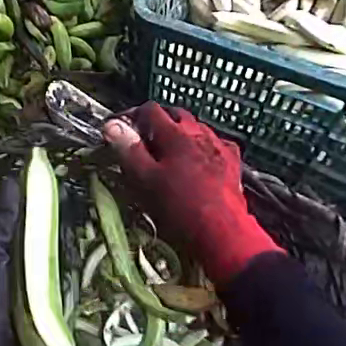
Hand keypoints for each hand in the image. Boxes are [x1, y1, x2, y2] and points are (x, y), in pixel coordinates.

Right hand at [102, 104, 281, 287]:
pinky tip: (197, 161)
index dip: (132, 116)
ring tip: (167, 152)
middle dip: (157, 122)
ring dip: (179, 133)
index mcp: (175, 134)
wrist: (223, 235)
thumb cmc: (179, 207)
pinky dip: (201, 147)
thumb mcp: (144, 179)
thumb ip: (128, 149)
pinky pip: (214, 145)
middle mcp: (199, 133)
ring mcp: (219, 147)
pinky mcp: (233, 164)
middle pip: (175, 114)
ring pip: (196, 128)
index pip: (150, 110)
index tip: (120, 129)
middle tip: (142, 140)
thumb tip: (112, 125)